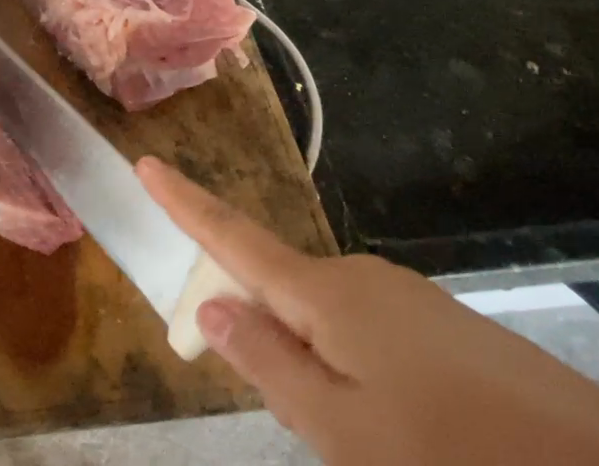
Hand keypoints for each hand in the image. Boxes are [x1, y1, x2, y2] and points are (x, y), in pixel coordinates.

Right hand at [137, 157, 598, 465]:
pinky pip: (370, 333)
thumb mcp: (338, 428)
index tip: (147, 163)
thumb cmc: (451, 454)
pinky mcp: (447, 325)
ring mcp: (410, 298)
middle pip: (280, 288)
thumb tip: (211, 302)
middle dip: (259, 327)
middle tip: (285, 405)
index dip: (185, 203)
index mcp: (327, 296)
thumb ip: (267, 362)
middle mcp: (362, 279)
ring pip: (328, 319)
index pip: (234, 238)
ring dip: (312, 359)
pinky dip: (353, 367)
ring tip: (354, 433)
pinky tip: (398, 424)